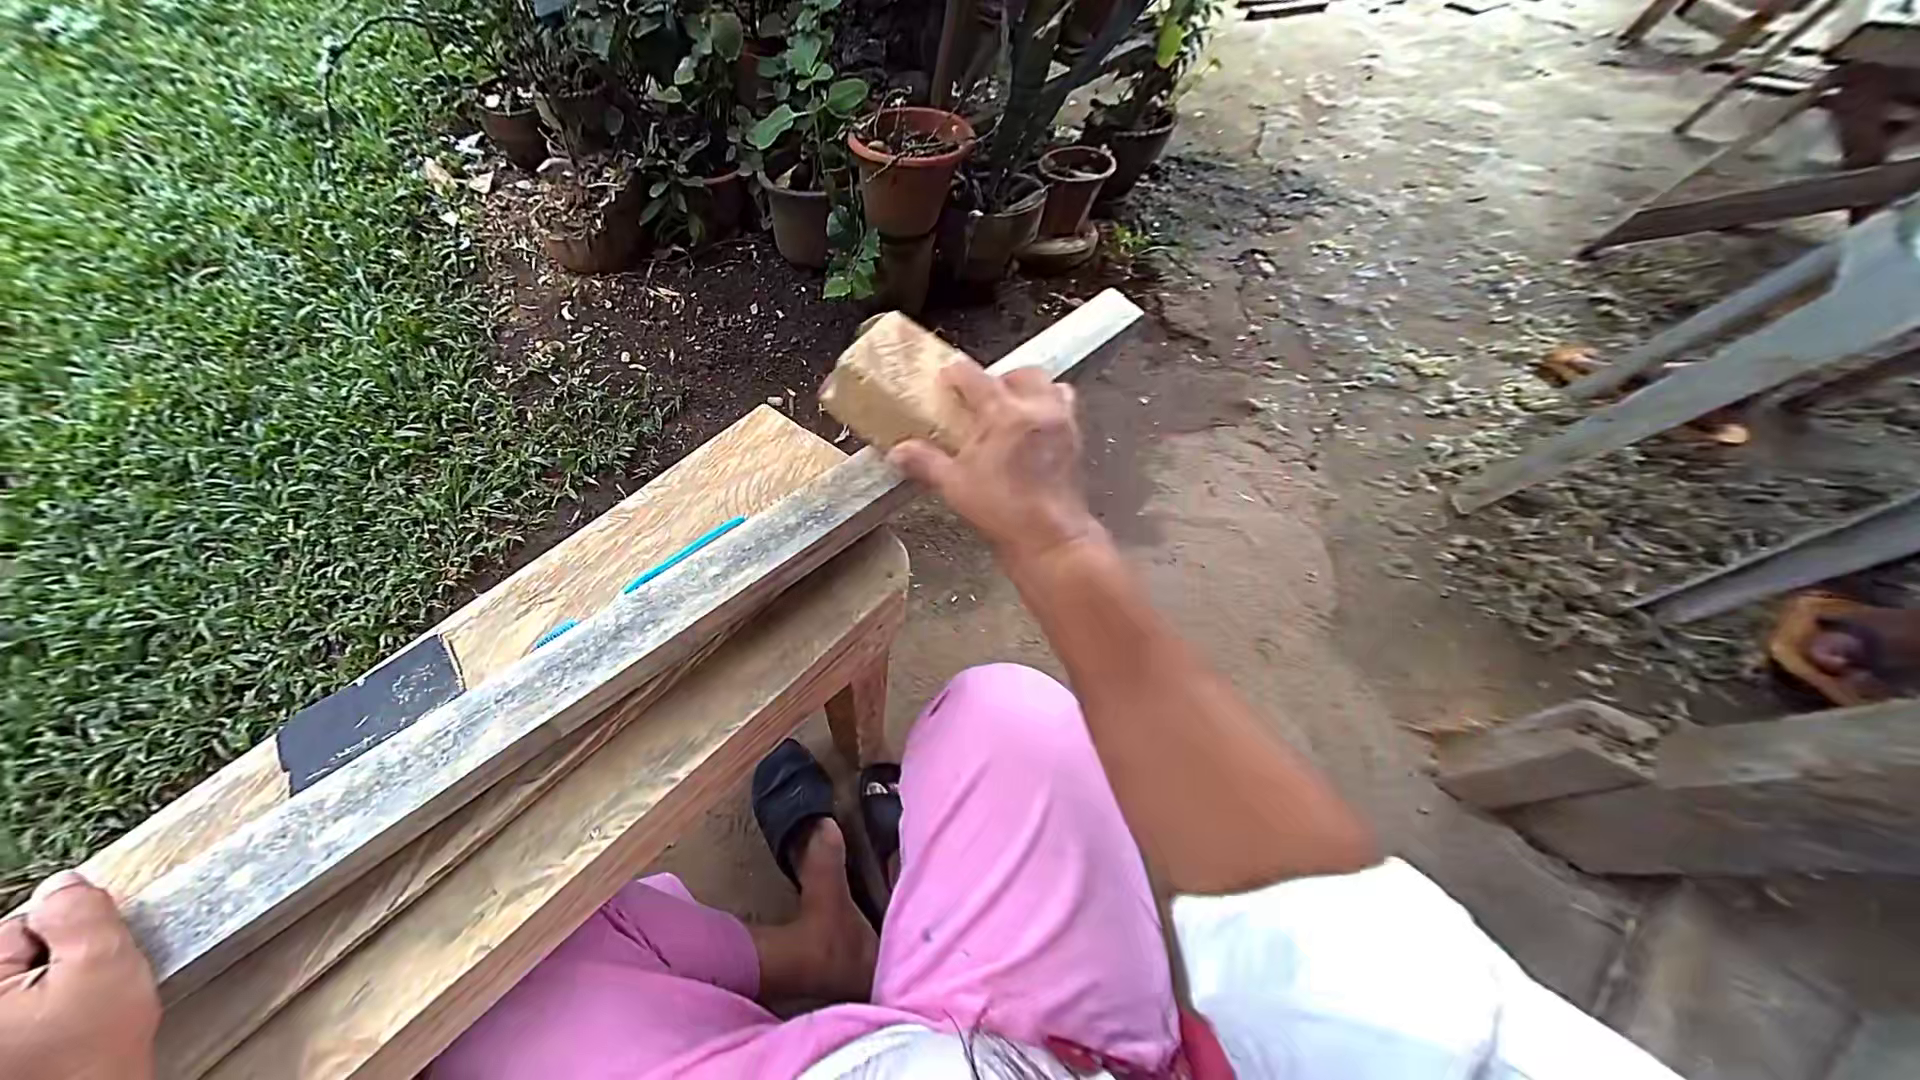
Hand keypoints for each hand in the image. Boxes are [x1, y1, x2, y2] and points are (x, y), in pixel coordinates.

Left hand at [1, 871, 159, 1079]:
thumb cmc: (89, 1044)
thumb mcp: (104, 964)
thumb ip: (82, 916)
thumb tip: (65, 883)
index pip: (19, 924)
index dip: (67, 931)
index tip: (87, 957)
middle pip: (11, 950)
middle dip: (56, 956)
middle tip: (84, 985)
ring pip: (17, 975)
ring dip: (50, 979)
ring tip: (72, 1008)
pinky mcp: (5, 1039)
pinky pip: (20, 999)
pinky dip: (41, 1002)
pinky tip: (59, 1022)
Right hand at [888, 363, 1103, 568]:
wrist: (1049, 537)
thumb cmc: (1007, 511)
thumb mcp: (954, 485)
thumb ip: (925, 462)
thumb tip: (901, 452)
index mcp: (1004, 414)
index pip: (975, 376)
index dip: (957, 373)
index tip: (948, 375)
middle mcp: (1037, 410)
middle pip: (1021, 373)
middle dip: (1000, 378)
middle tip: (982, 396)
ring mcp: (1060, 423)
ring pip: (1049, 385)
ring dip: (1030, 390)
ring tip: (1012, 408)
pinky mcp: (1075, 441)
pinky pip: (1064, 409)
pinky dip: (1048, 410)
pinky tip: (1033, 432)